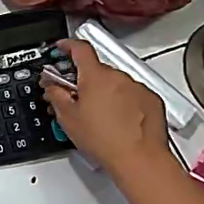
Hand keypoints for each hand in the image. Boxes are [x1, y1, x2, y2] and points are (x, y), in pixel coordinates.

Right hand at [43, 39, 176, 179]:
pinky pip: (132, 94)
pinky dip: (122, 102)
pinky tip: (115, 121)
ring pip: (114, 83)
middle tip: (73, 97)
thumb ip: (56, 95)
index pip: (80, 49)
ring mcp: (138, 88)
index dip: (68, 45)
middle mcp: (119, 77)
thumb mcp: (67, 117)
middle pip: (96, 70)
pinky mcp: (151, 100)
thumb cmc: (105, 140)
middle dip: (83, 80)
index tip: (62, 47)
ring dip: (103, 93)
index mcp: (96, 77)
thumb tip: (52, 86)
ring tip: (96, 116)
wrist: (139, 158)